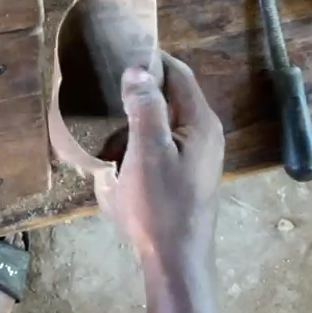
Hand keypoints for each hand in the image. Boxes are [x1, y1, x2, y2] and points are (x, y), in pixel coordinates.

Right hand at [93, 54, 223, 278]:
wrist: (175, 260)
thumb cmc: (160, 205)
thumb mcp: (147, 151)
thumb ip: (145, 107)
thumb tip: (138, 69)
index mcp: (201, 123)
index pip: (178, 74)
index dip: (151, 60)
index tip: (119, 52)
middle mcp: (205, 135)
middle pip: (172, 97)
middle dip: (141, 88)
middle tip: (106, 85)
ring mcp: (197, 157)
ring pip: (165, 122)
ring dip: (138, 116)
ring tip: (106, 117)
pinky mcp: (186, 176)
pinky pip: (162, 145)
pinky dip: (140, 139)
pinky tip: (118, 152)